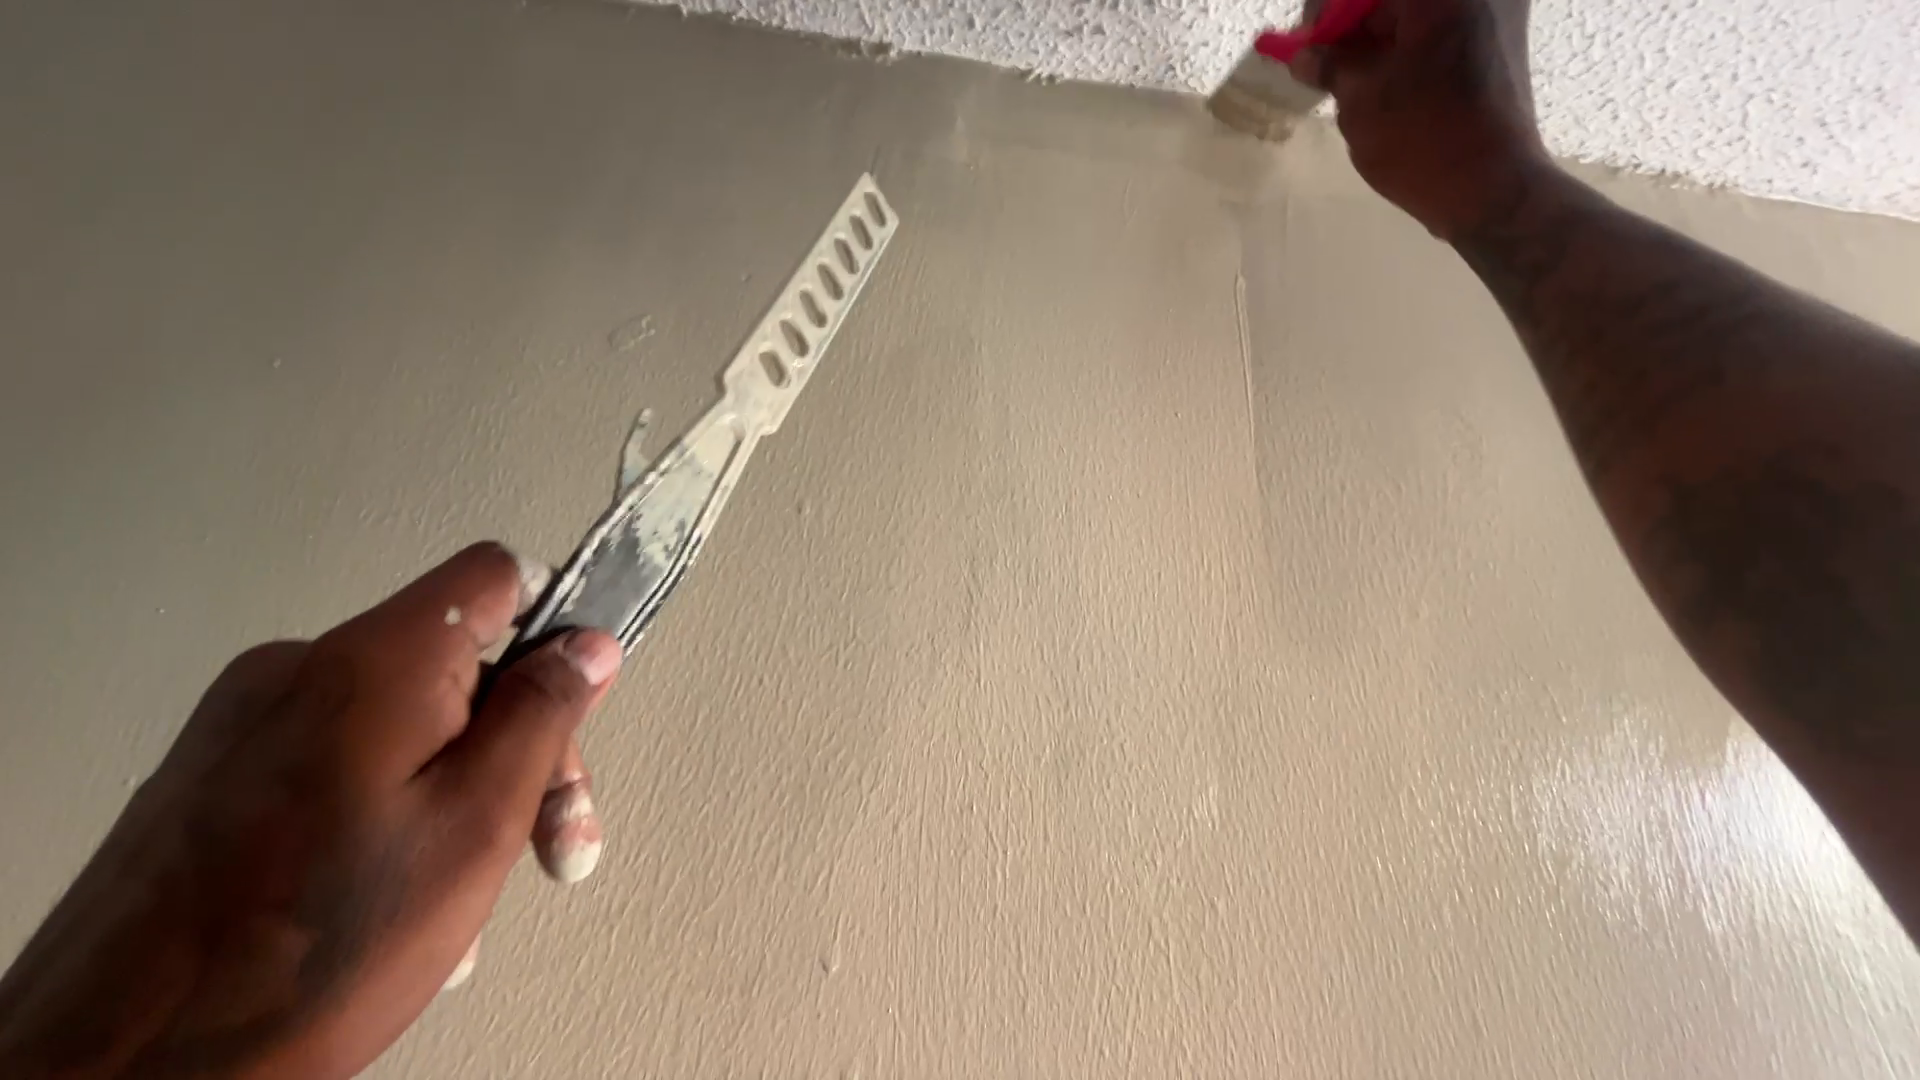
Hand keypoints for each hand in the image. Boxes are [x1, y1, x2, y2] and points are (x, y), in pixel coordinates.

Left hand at [0, 544, 622, 1078]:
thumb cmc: (314, 953)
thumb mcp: (478, 820)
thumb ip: (543, 714)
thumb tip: (587, 647)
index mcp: (377, 662)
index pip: (498, 574)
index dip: (555, 622)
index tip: (575, 695)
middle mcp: (302, 666)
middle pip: (460, 658)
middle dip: (523, 738)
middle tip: (549, 834)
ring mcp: (248, 718)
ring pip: (411, 714)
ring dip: (465, 784)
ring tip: (471, 888)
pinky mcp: (217, 770)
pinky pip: (350, 753)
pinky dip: (398, 802)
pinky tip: (403, 890)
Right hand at [1291, 0, 1549, 239]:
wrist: (1489, 185)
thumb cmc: (1419, 138)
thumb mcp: (1359, 100)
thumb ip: (1330, 65)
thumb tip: (1304, 56)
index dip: (1328, 12)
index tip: (1305, 45)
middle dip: (1354, 23)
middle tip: (1322, 62)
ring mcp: (1495, 10)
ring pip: (1417, 11)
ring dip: (1378, 37)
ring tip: (1350, 79)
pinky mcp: (1500, 39)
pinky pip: (1441, 27)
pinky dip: (1406, 45)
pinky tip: (1385, 81)